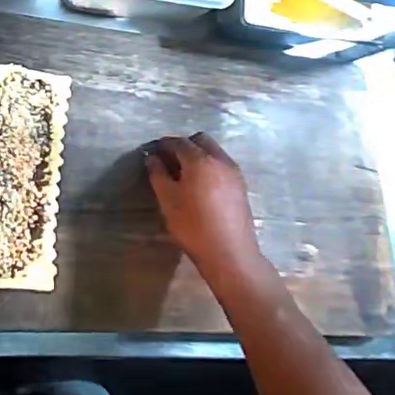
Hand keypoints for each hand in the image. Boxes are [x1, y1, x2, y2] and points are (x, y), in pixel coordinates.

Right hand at [145, 133, 267, 280]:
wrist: (230, 253)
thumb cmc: (193, 226)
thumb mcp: (168, 200)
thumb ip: (158, 175)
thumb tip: (153, 158)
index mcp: (200, 160)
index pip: (179, 142)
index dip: (164, 144)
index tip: (154, 151)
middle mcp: (220, 160)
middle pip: (201, 140)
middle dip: (184, 145)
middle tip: (170, 161)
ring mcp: (234, 172)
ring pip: (214, 152)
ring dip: (199, 155)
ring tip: (185, 174)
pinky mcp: (241, 186)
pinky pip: (222, 165)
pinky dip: (210, 166)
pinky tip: (201, 186)